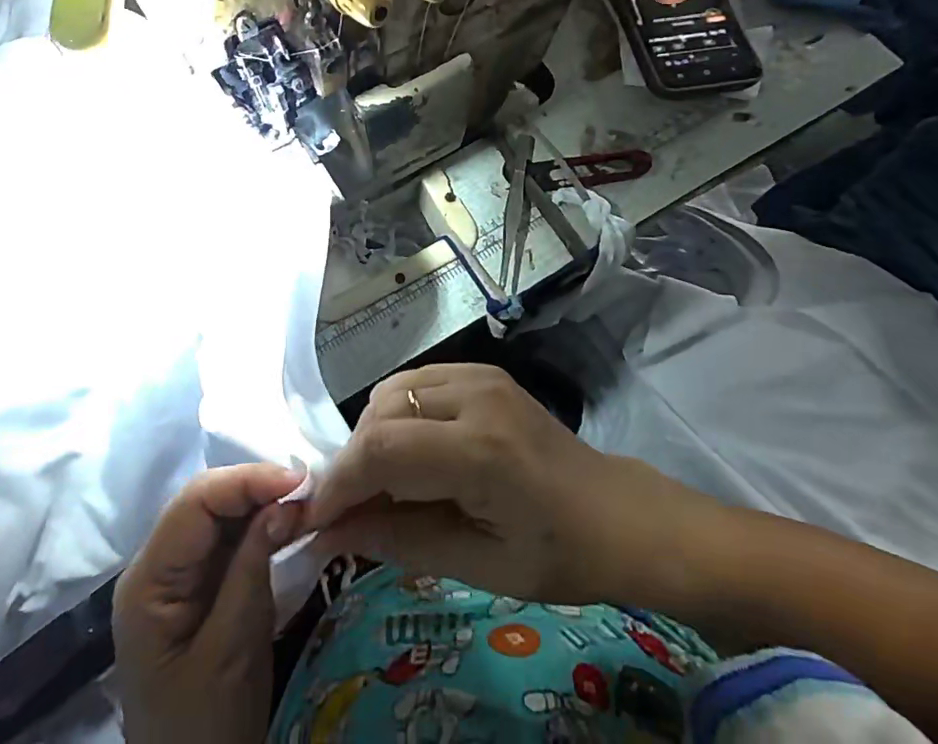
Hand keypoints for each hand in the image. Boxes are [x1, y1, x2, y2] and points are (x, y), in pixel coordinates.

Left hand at [114, 464, 306, 743]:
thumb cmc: (203, 726)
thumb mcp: (231, 651)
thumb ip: (250, 570)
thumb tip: (283, 503)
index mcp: (148, 581)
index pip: (193, 504)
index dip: (245, 481)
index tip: (299, 481)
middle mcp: (156, 565)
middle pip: (203, 503)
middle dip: (256, 487)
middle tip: (310, 490)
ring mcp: (176, 575)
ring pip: (218, 516)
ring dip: (262, 503)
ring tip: (306, 501)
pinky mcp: (198, 586)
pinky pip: (227, 540)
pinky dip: (260, 527)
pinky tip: (288, 524)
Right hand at [305, 364, 701, 604]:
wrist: (622, 515)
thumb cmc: (560, 555)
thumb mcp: (479, 565)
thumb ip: (399, 541)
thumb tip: (330, 531)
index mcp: (482, 451)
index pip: (381, 450)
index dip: (339, 484)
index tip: (316, 520)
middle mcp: (476, 397)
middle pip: (379, 414)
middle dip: (352, 464)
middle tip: (350, 511)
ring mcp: (480, 376)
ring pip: (390, 392)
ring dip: (371, 438)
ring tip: (381, 485)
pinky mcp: (481, 372)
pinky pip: (413, 383)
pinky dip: (394, 416)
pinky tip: (409, 453)